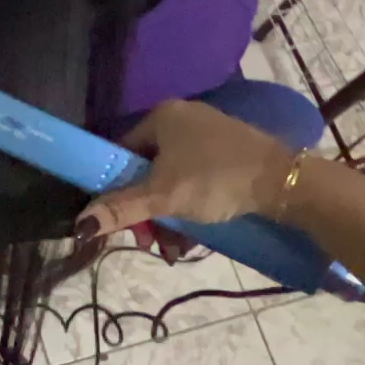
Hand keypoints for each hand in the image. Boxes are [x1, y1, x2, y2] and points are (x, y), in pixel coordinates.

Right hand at [77, 101, 299, 235]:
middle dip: (147, 211)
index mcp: (162, 117)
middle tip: (152, 240)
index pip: (121, 152)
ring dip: (168, 216)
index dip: (116, 188)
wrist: (284, 183)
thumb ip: (121, 209)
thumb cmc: (216, 179)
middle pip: (147, 171)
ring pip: (173, 181)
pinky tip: (193, 236)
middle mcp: (183, 119)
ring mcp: (209, 136)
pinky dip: (191, 208)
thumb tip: (80, 226)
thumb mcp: (163, 197)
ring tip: (175, 246)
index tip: (124, 220)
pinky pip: (197, 181)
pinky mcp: (230, 154)